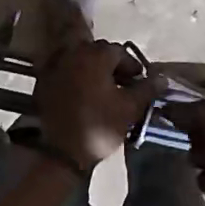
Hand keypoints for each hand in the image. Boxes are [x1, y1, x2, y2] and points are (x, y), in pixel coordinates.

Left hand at [34, 40, 160, 168]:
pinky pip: (62, 70)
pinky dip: (72, 75)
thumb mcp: (130, 108)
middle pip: (98, 51)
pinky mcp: (42, 82)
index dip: (132, 66)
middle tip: (121, 84)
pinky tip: (80, 91)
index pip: (120, 51)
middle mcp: (74, 54)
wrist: (62, 153)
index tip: (138, 81)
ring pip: (78, 58)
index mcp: (96, 56)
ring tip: (100, 87)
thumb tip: (162, 78)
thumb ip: (147, 89)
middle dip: (111, 64)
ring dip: (91, 67)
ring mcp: (54, 67)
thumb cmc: (100, 126)